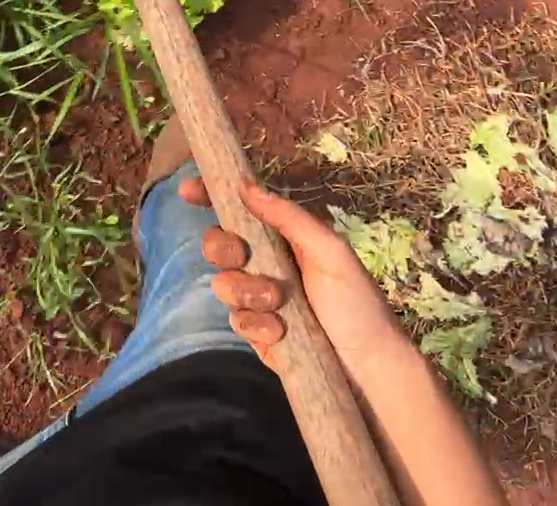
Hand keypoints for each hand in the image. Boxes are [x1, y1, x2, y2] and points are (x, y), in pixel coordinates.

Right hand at [181, 178, 396, 379]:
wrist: (368, 371)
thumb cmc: (356, 302)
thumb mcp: (329, 251)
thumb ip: (288, 217)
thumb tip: (244, 186)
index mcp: (282, 236)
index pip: (239, 209)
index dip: (210, 196)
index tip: (188, 190)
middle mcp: (265, 262)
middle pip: (218, 244)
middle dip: (223, 248)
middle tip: (241, 256)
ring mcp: (257, 299)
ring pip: (223, 283)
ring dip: (247, 291)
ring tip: (277, 303)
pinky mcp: (256, 332)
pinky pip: (236, 319)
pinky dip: (255, 324)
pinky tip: (280, 333)